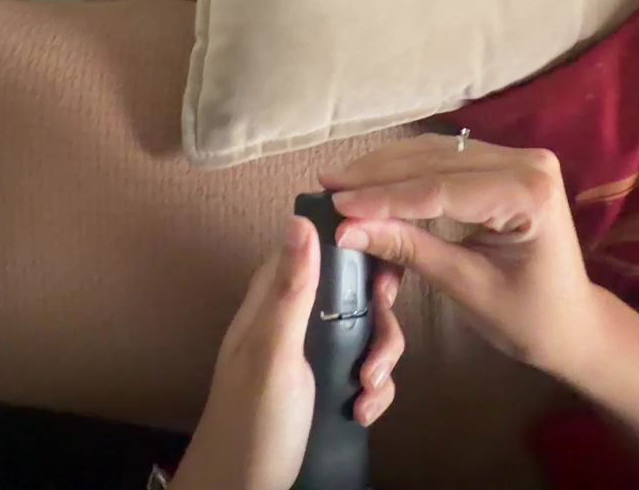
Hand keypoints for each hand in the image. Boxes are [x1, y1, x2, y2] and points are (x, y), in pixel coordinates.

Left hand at [171, 217, 405, 489]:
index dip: (362, 254)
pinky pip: (365, 366)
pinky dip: (374, 387)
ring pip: (366, 329)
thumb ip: (291, 289)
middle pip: (357, 290)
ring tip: (368, 393)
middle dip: (380, 324)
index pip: (324, 246)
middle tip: (378, 357)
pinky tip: (364, 411)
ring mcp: (311, 347)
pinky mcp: (325, 380)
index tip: (388, 283)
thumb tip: (301, 218)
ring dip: (379, 360)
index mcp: (276, 293)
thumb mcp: (274, 352)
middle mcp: (295, 311)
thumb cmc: (251, 421)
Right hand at [321, 135, 599, 375]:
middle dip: (377, 176)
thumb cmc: (529, 319)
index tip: (335, 204)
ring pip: (434, 152)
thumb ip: (409, 250)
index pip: (440, 190)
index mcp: (528, 194)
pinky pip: (444, 158)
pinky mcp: (503, 162)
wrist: (573, 325)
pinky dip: (404, 168)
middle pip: (435, 163)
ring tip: (340, 178)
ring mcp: (516, 157)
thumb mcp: (467, 288)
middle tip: (326, 184)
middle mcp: (526, 162)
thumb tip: (345, 229)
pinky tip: (371, 174)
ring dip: (384, 166)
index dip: (383, 197)